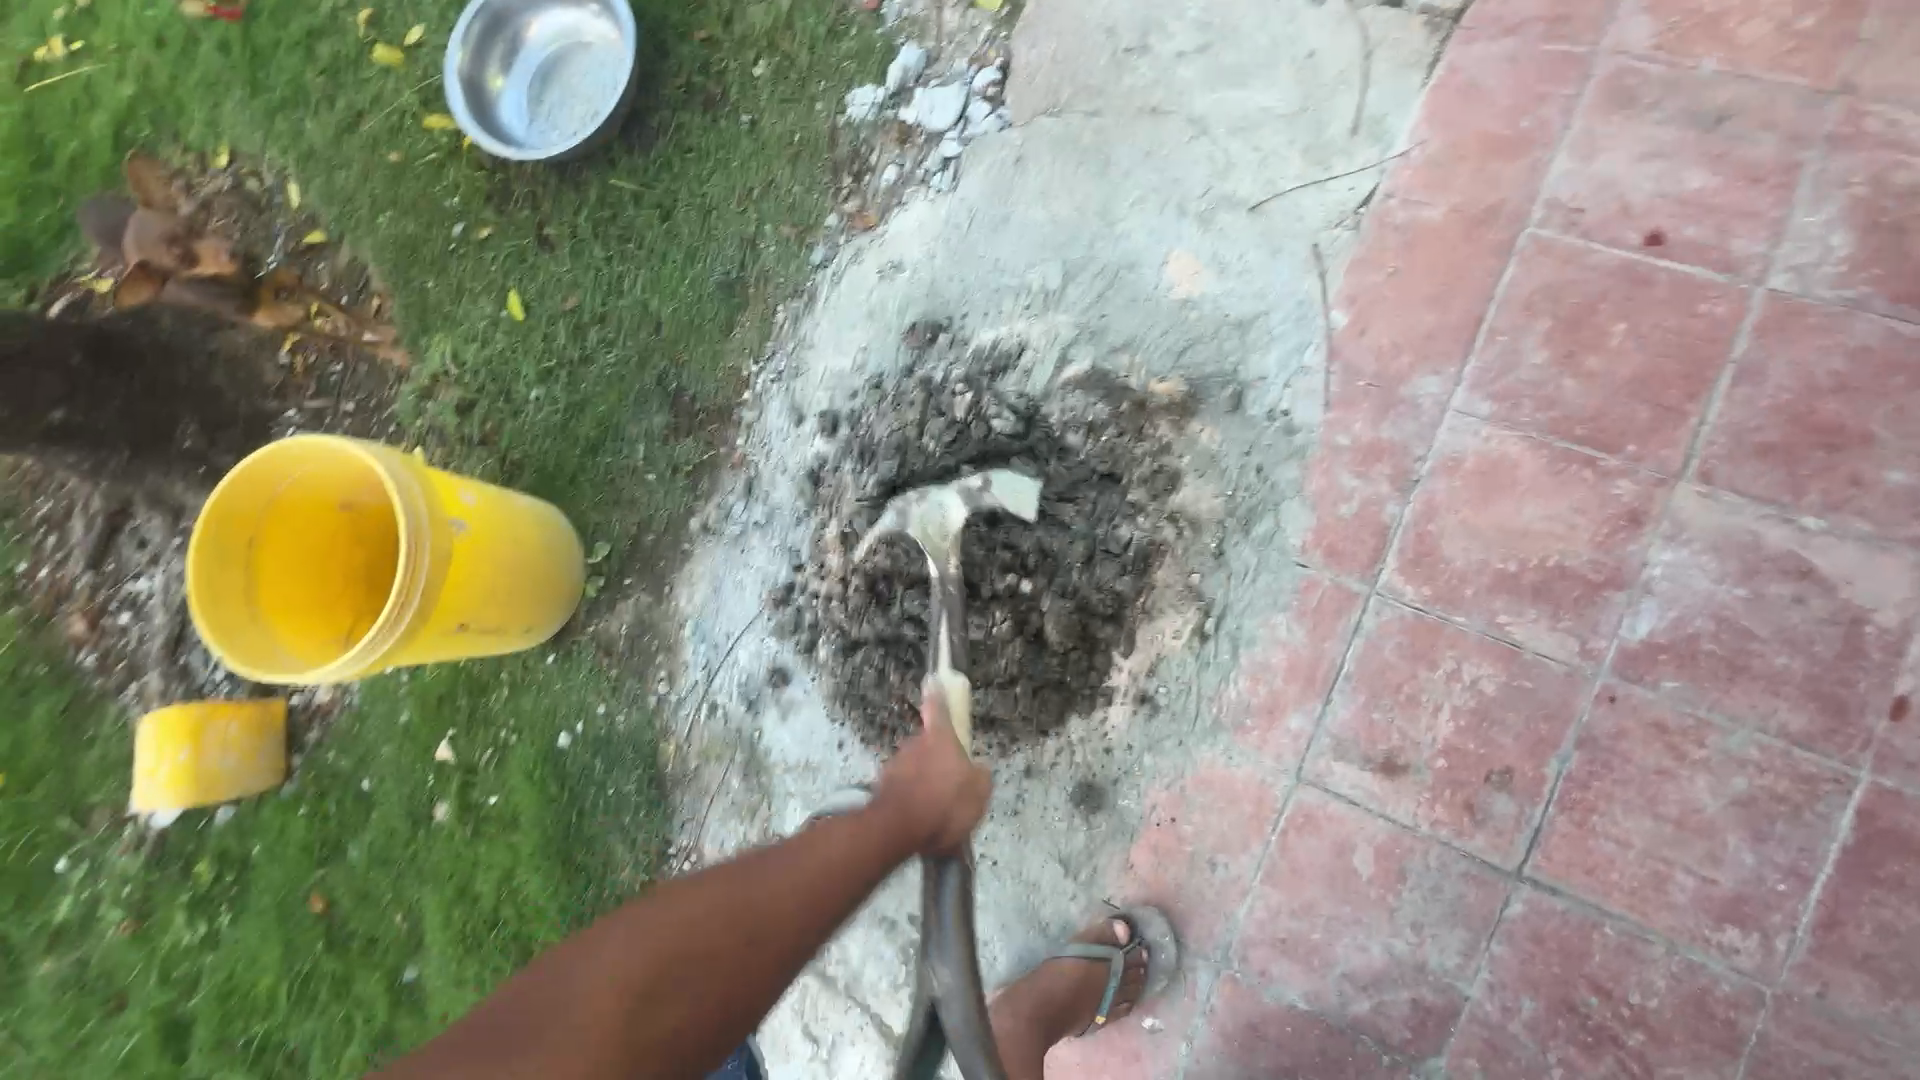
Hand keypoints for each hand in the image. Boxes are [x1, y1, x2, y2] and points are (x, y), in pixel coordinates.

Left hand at [871, 679, 992, 855]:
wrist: (898, 828)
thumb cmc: (945, 804)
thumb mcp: (979, 792)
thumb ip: (980, 776)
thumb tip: (976, 769)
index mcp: (939, 739)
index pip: (938, 708)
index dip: (937, 695)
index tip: (933, 682)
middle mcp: (914, 745)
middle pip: (927, 744)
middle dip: (936, 759)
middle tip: (950, 784)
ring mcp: (895, 765)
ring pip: (914, 769)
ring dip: (923, 783)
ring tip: (937, 812)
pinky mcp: (882, 788)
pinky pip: (904, 791)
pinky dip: (912, 802)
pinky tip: (922, 824)